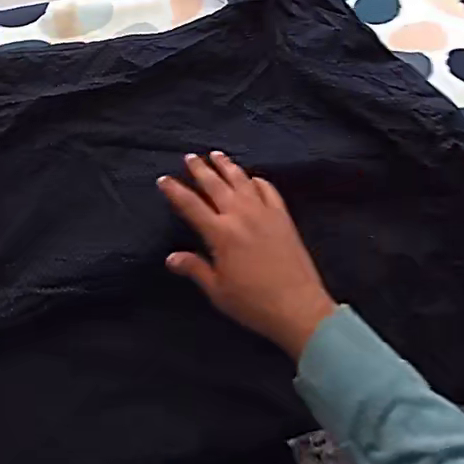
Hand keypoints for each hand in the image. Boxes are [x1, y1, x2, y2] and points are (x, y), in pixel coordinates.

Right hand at [158, 152, 338, 360]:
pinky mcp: (283, 217)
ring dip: (226, 166)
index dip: (174, 190)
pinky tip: (252, 178)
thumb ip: (194, 269)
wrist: (300, 309)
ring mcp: (263, 213)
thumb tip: (171, 257)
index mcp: (220, 233)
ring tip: (216, 154)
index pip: (190, 205)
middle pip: (215, 184)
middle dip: (200, 169)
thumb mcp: (217, 291)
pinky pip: (268, 190)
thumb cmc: (253, 303)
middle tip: (190, 157)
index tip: (163, 179)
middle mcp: (240, 215)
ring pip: (241, 180)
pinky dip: (258, 181)